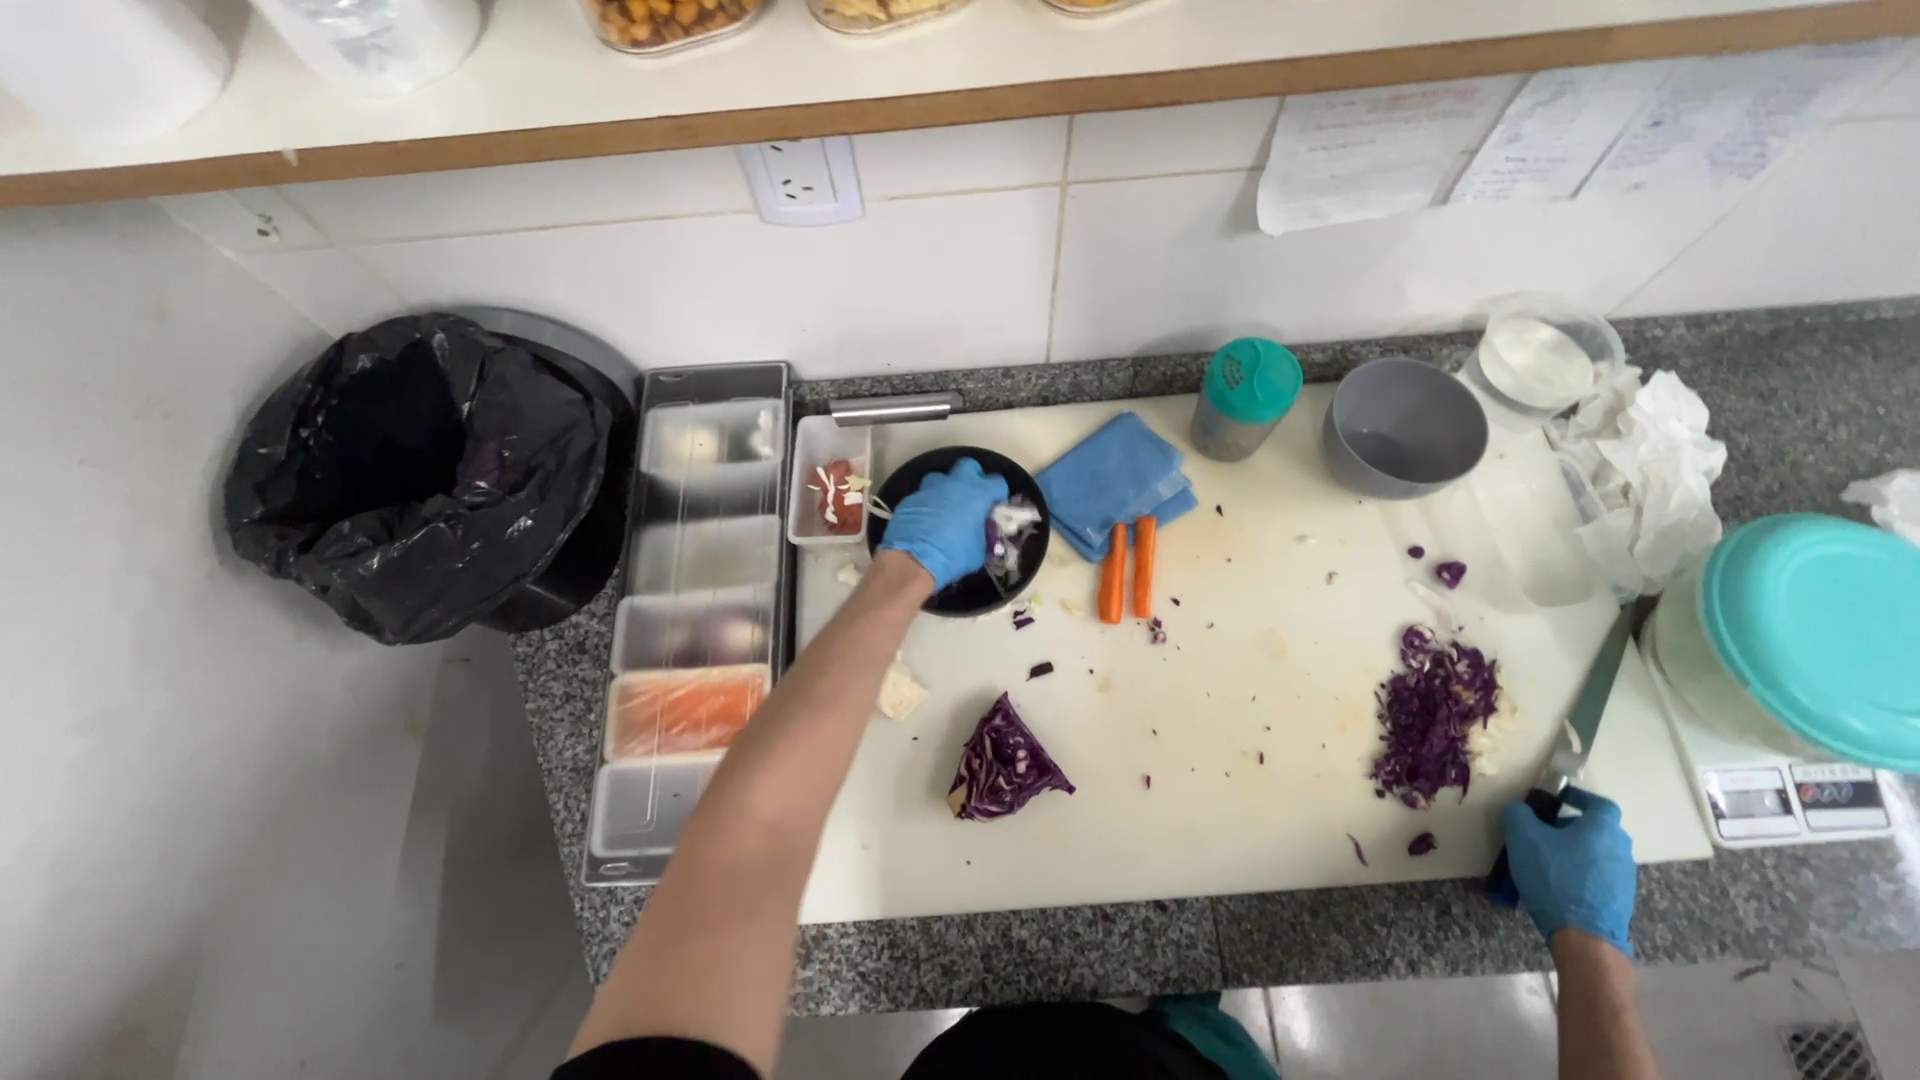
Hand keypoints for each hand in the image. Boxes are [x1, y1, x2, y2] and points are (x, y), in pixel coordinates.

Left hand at [878, 457, 1009, 589]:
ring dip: (946, 488)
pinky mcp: (911, 498)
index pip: (998, 482)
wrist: (913, 559)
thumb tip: (983, 534)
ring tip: (945, 506)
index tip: (995, 506)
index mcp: (978, 494)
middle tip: (971, 496)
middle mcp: (955, 484)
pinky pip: (923, 495)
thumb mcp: (979, 551)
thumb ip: (984, 536)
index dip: (998, 493)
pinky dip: (927, 503)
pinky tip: (926, 519)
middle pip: (969, 465)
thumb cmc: (954, 555)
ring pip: (941, 477)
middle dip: (973, 476)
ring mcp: (930, 488)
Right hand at [1502, 786, 1636, 956]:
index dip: (1581, 798)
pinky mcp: (1619, 901)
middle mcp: (1620, 850)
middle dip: (1572, 827)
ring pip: (1598, 854)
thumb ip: (1519, 814)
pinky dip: (1580, 873)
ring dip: (1576, 851)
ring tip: (1547, 860)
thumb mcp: (1523, 837)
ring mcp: (1623, 878)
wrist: (1583, 934)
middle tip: (1545, 831)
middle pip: (1599, 830)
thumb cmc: (1554, 876)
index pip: (1601, 804)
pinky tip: (1557, 885)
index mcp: (1602, 830)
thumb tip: (1521, 808)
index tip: (1561, 798)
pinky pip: (1598, 877)